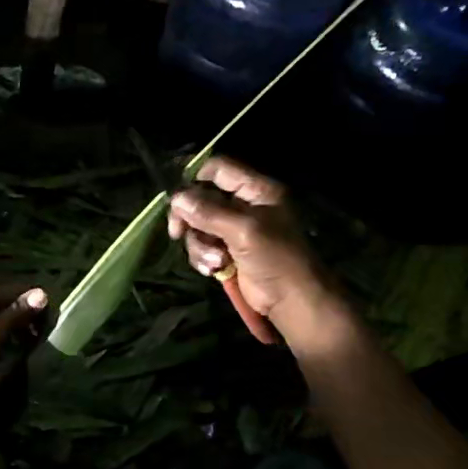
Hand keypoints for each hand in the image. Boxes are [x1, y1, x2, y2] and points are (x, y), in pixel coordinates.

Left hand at [0, 286, 46, 403]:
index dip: (40, 304)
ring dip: (20, 327)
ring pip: (5, 315)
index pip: (22, 289)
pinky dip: (8, 335)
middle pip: (14, 301)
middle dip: (31, 317)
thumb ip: (17, 314)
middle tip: (43, 338)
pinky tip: (13, 349)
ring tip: (31, 346)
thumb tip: (43, 293)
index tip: (52, 325)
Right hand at [168, 157, 339, 339]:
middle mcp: (243, 204)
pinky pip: (201, 245)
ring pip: (197, 225)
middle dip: (190, 218)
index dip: (195, 177)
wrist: (291, 299)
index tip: (175, 196)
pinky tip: (214, 269)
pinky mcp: (226, 250)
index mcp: (256, 190)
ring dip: (199, 244)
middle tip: (177, 232)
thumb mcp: (243, 231)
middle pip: (201, 198)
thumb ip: (209, 212)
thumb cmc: (276, 258)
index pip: (218, 169)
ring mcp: (233, 228)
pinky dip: (202, 257)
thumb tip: (176, 199)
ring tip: (215, 261)